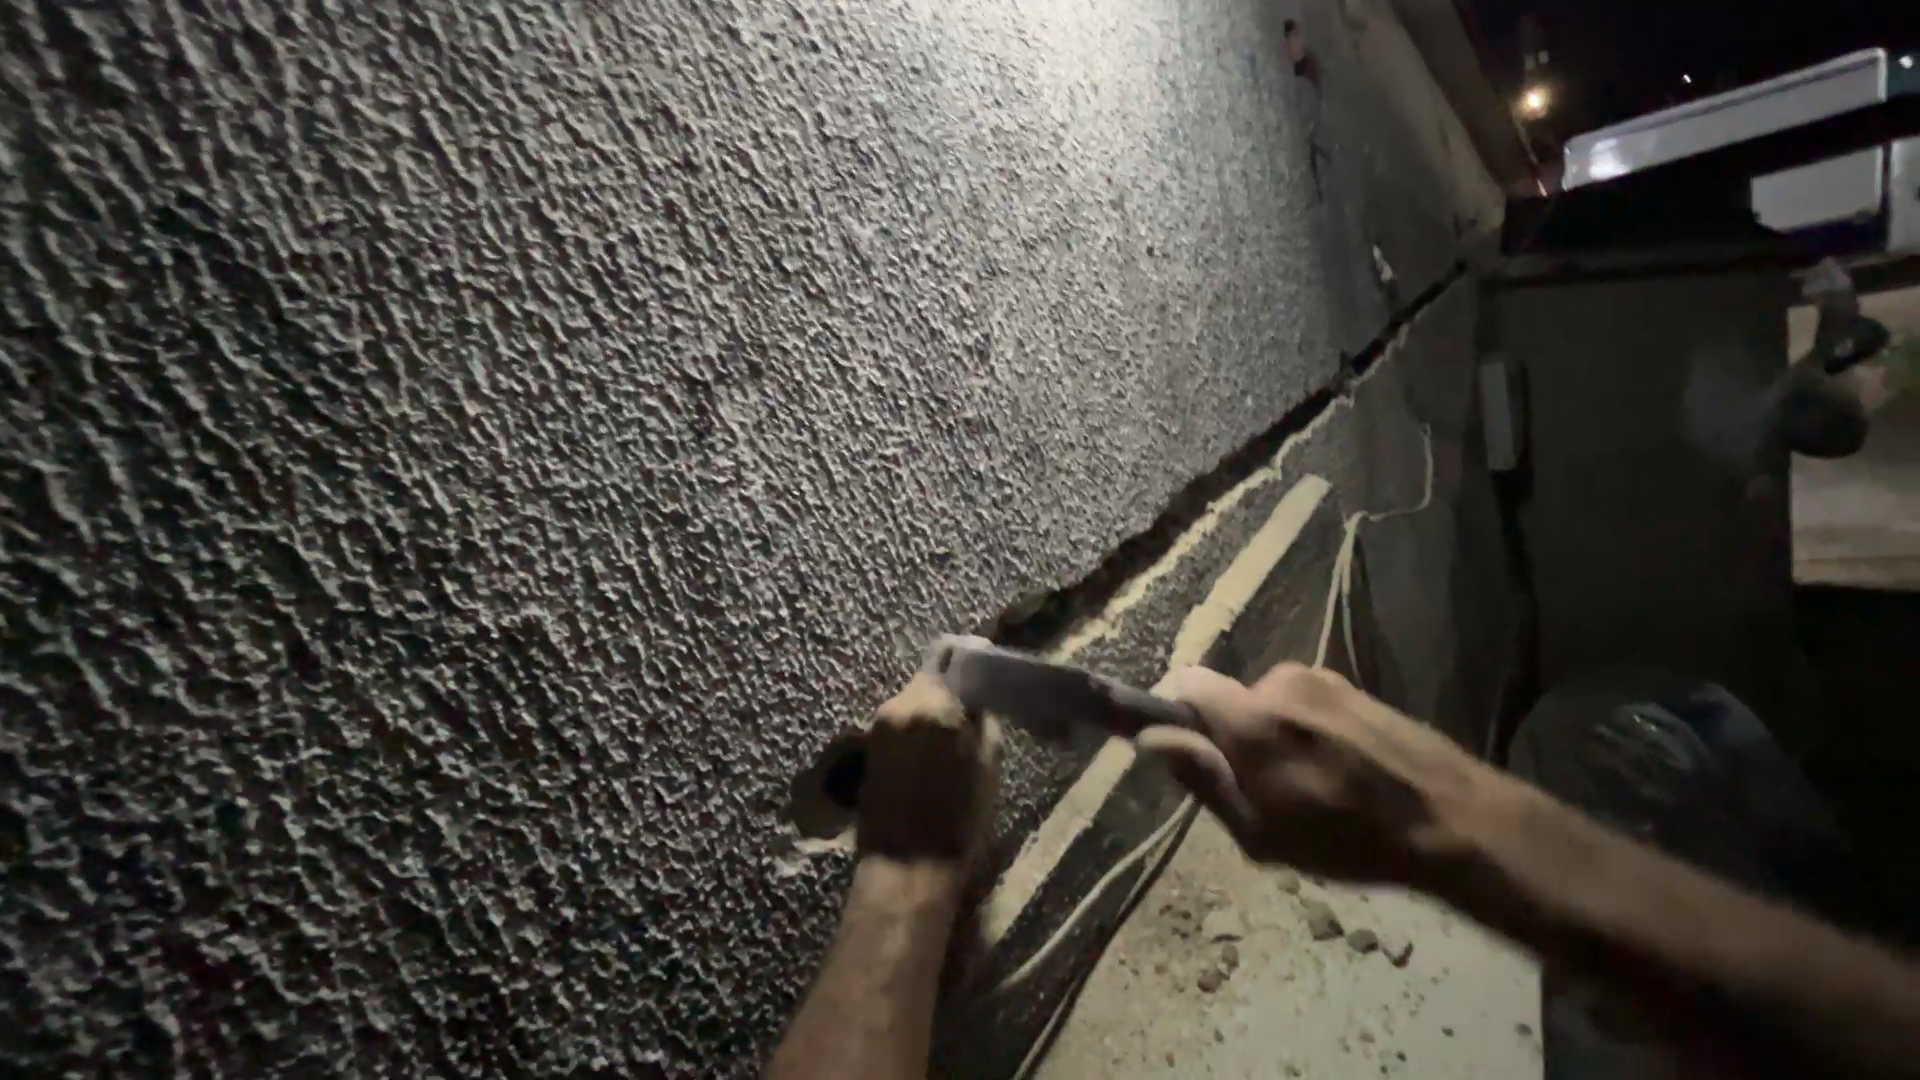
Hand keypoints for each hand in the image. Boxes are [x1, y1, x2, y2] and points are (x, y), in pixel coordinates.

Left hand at [856, 674, 1000, 866]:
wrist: (907, 865)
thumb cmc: (960, 818)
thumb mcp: (988, 762)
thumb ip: (982, 717)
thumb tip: (977, 694)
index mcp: (935, 705)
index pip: (952, 657)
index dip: (972, 657)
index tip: (985, 663)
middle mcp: (902, 704)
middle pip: (930, 676)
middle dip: (950, 685)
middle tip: (972, 706)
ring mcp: (880, 722)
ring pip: (913, 698)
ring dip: (932, 706)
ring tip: (953, 734)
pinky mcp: (869, 743)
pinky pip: (900, 719)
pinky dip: (916, 724)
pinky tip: (931, 752)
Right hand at [1137, 663, 1488, 882]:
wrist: (1457, 820)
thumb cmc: (1348, 837)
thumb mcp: (1260, 830)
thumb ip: (1202, 777)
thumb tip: (1150, 740)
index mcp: (1250, 717)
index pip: (1184, 682)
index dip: (1174, 712)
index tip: (1187, 751)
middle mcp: (1280, 682)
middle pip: (1228, 699)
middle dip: (1231, 735)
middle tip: (1260, 787)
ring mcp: (1320, 679)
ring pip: (1267, 701)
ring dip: (1270, 732)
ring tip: (1308, 781)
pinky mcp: (1351, 684)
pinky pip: (1302, 700)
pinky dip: (1303, 727)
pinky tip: (1337, 766)